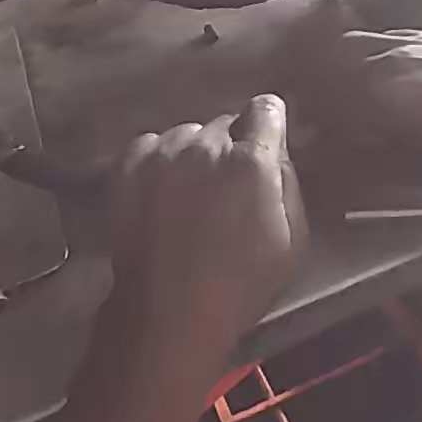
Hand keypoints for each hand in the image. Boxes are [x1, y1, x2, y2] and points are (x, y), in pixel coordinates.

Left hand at [109, 94, 306, 353]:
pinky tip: (163, 192)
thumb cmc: (240, 285)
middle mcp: (205, 146)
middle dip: (232, 149)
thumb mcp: (293, 242)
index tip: (265, 147)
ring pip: (188, 136)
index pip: (265, 109)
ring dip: (195, 156)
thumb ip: (288, 185)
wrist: (167, 312)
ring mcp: (161, 154)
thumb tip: (276, 156)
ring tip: (191, 195)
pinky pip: (152, 146)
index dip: (269, 127)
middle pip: (225, 125)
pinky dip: (161, 162)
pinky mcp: (128, 168)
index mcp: (251, 161)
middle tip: (228, 189)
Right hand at [316, 29, 421, 181]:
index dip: (317, 129)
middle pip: (333, 66)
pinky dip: (374, 55)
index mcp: (385, 93)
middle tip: (326, 118)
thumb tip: (346, 157)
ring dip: (344, 68)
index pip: (330, 107)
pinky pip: (388, 37)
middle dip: (322, 92)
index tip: (314, 145)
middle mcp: (393, 56)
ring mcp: (417, 39)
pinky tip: (390, 76)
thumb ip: (379, 159)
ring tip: (350, 94)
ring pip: (357, 44)